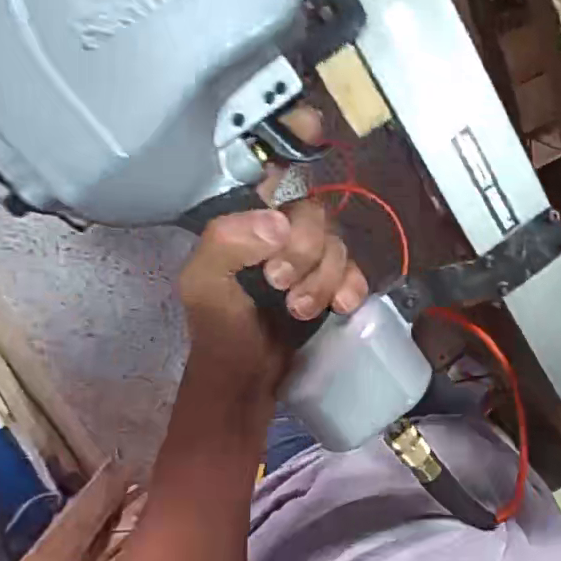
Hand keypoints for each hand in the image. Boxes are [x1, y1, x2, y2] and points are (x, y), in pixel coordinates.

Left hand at [178, 198, 370, 385]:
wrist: (249, 377)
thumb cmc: (220, 327)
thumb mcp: (204, 283)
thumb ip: (226, 243)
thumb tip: (281, 225)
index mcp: (247, 221)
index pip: (278, 183)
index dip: (286, 201)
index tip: (277, 238)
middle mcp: (283, 231)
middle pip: (315, 216)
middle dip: (303, 254)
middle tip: (279, 285)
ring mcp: (313, 258)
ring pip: (338, 246)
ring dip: (322, 281)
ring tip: (298, 311)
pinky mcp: (335, 283)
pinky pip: (356, 272)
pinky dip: (351, 288)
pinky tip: (339, 308)